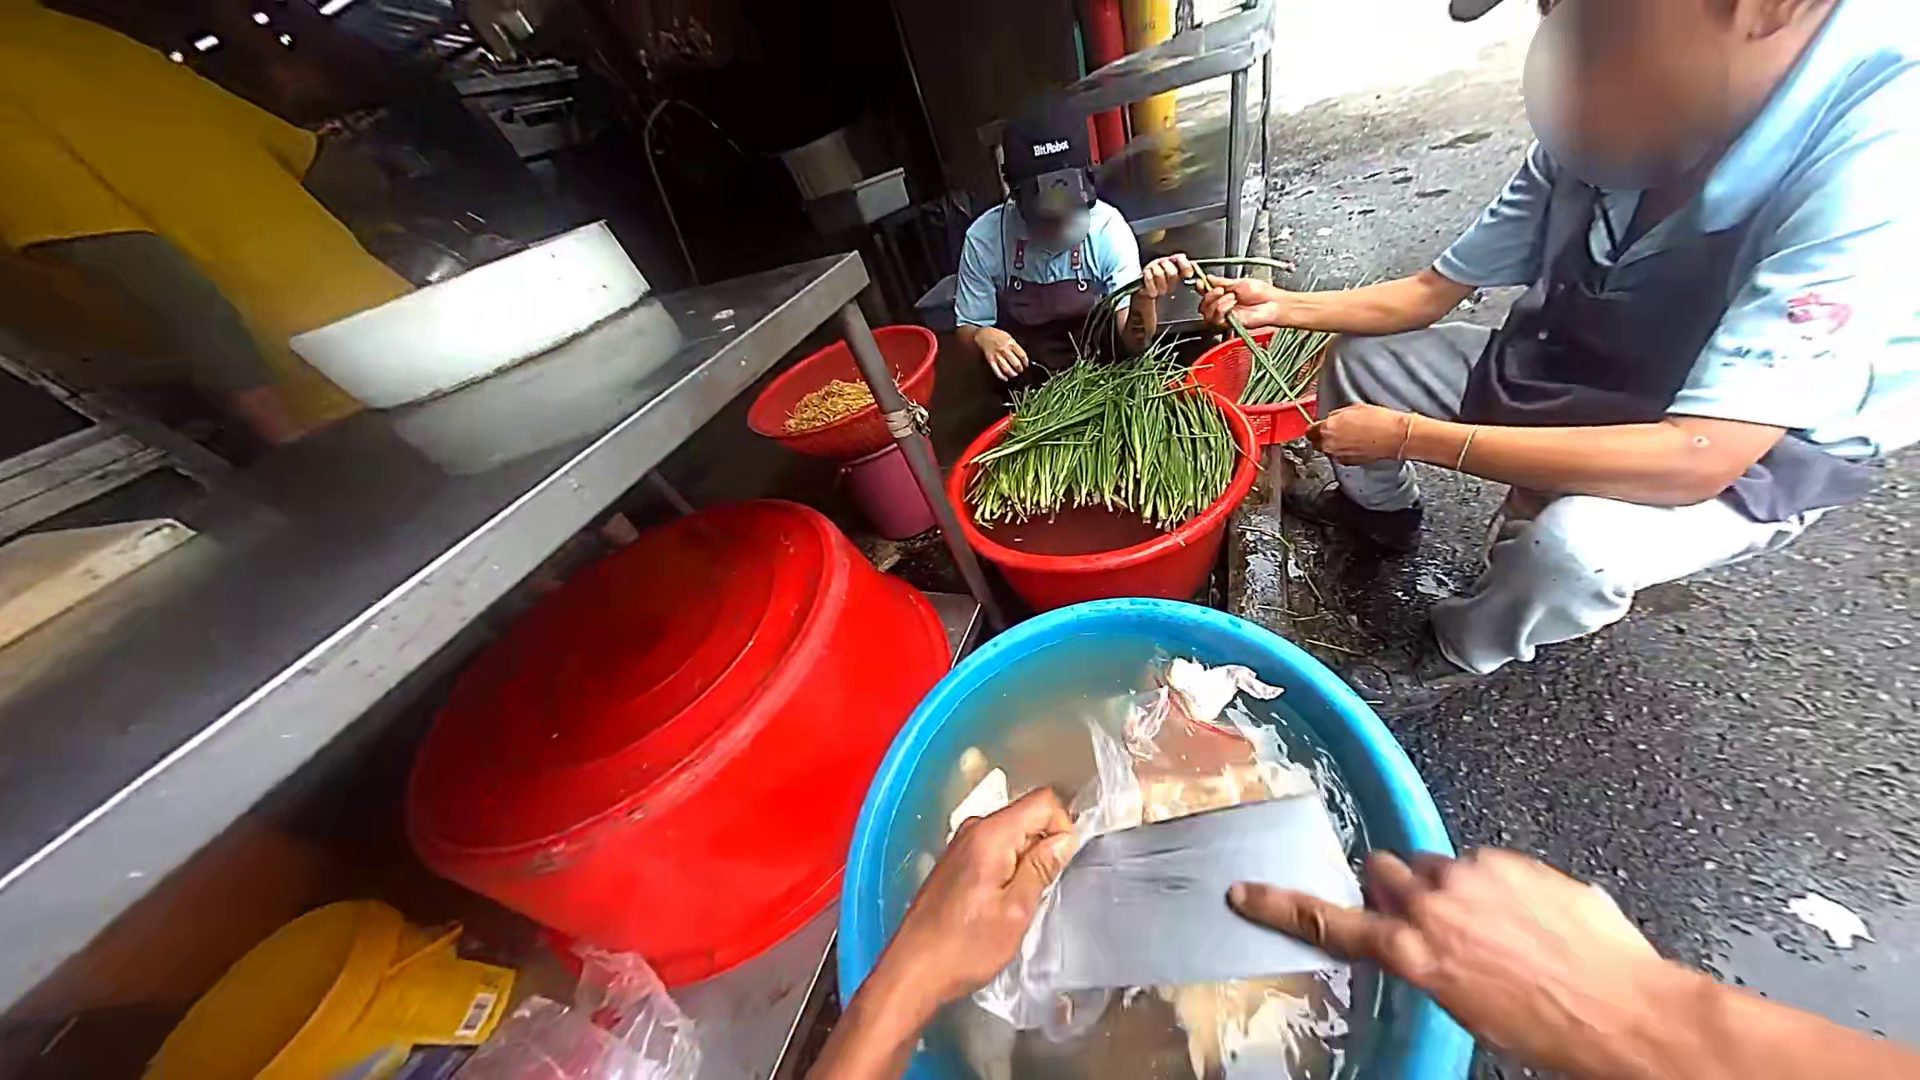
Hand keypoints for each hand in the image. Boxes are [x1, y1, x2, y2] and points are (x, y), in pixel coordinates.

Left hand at [872, 788, 1076, 1009]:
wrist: (914, 968)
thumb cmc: (964, 946)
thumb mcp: (1016, 911)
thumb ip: (1042, 867)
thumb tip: (1065, 838)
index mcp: (991, 834)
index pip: (1043, 800)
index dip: (1062, 825)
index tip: (1061, 862)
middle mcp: (975, 827)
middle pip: (1027, 812)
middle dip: (1044, 843)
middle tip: (1042, 887)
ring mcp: (963, 840)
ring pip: (1012, 830)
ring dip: (1026, 856)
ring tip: (1020, 898)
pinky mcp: (958, 856)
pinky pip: (995, 844)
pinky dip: (1009, 863)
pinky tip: (1001, 898)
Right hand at [976, 327, 1029, 380]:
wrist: (984, 334)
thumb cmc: (997, 335)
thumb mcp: (1008, 336)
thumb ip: (1014, 345)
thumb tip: (1021, 356)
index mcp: (1011, 343)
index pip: (1022, 354)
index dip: (1025, 361)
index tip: (1026, 365)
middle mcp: (1004, 349)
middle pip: (1015, 362)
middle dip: (1019, 368)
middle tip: (1020, 371)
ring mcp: (997, 355)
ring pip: (1006, 368)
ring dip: (1012, 373)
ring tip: (1014, 375)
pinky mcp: (990, 360)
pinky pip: (996, 370)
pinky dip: (1001, 376)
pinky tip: (1005, 378)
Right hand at [1140, 254, 1198, 299]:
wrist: (1150, 289)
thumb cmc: (1165, 283)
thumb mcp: (1177, 278)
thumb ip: (1185, 273)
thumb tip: (1194, 271)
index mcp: (1173, 260)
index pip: (1180, 259)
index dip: (1185, 267)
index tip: (1189, 275)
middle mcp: (1164, 261)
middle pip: (1171, 270)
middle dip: (1172, 282)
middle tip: (1170, 291)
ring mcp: (1153, 265)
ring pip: (1159, 274)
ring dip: (1162, 286)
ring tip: (1162, 293)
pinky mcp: (1145, 272)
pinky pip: (1149, 279)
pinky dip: (1152, 288)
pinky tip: (1154, 294)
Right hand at [1198, 277, 1289, 328]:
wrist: (1272, 303)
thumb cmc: (1262, 293)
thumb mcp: (1239, 282)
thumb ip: (1222, 282)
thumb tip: (1209, 277)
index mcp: (1223, 295)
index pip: (1205, 293)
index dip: (1201, 288)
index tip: (1200, 282)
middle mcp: (1221, 307)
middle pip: (1202, 305)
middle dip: (1209, 296)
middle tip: (1221, 290)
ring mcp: (1224, 316)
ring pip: (1207, 313)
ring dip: (1218, 303)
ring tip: (1232, 297)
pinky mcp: (1227, 324)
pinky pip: (1216, 319)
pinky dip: (1222, 309)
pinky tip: (1232, 304)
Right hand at [1231, 849, 1684, 1078]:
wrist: (1643, 1022)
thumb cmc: (1559, 1034)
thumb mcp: (1470, 1008)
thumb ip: (1424, 959)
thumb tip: (1414, 937)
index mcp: (1413, 953)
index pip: (1326, 919)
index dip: (1277, 904)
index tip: (1241, 892)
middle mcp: (1427, 907)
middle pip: (1381, 869)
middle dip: (1399, 884)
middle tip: (1433, 912)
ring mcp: (1466, 877)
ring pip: (1433, 863)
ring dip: (1452, 884)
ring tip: (1498, 919)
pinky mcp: (1503, 860)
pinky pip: (1482, 862)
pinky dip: (1498, 881)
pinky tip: (1534, 913)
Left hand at [1307, 404, 1415, 464]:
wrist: (1396, 436)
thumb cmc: (1379, 419)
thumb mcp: (1354, 408)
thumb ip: (1336, 416)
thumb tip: (1329, 420)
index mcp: (1327, 428)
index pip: (1309, 431)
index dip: (1315, 428)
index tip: (1319, 427)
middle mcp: (1327, 444)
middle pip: (1316, 442)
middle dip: (1322, 437)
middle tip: (1334, 432)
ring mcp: (1336, 455)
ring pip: (1327, 450)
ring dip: (1332, 445)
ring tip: (1348, 438)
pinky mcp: (1346, 462)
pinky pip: (1338, 456)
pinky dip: (1343, 452)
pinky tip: (1355, 445)